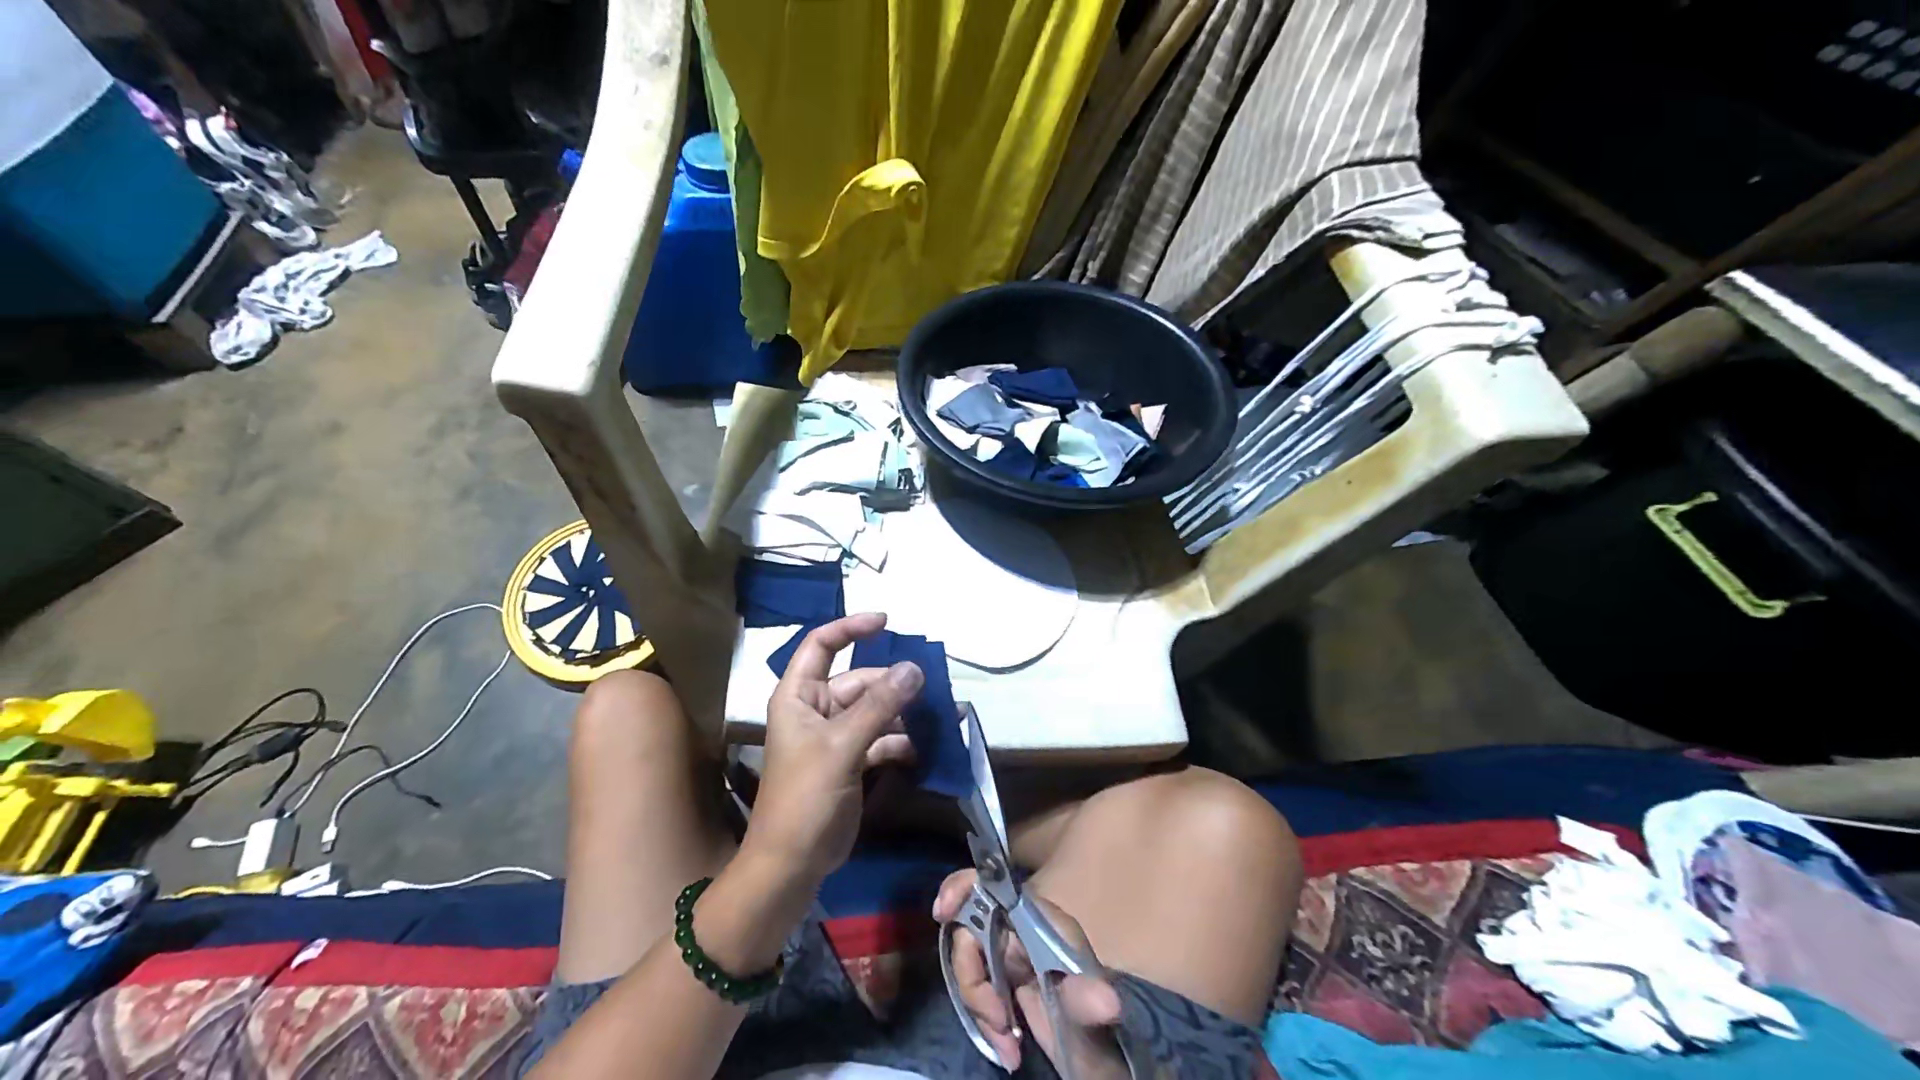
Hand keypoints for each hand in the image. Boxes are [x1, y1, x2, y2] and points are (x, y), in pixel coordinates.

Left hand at [742, 613, 922, 885]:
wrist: (792, 863)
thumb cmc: (805, 796)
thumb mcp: (842, 746)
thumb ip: (879, 705)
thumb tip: (915, 668)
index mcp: (799, 695)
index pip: (821, 645)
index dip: (851, 628)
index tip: (886, 622)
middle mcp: (816, 709)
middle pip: (859, 680)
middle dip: (895, 683)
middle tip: (934, 686)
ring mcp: (835, 736)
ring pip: (875, 709)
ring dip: (905, 712)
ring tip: (942, 715)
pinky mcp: (851, 760)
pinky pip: (881, 738)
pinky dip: (902, 740)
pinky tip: (926, 747)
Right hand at [935, 870, 1127, 1076]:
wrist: (1102, 1066)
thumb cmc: (1099, 1034)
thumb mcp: (1092, 1018)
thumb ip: (1088, 1003)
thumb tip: (1106, 1001)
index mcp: (1042, 922)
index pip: (996, 886)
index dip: (964, 888)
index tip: (942, 911)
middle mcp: (1022, 933)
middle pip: (971, 930)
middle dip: (972, 976)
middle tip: (995, 1018)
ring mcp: (1011, 959)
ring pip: (970, 965)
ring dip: (978, 1005)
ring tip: (1006, 1043)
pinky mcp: (1004, 987)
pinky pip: (977, 992)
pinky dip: (984, 1021)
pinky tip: (1007, 1048)